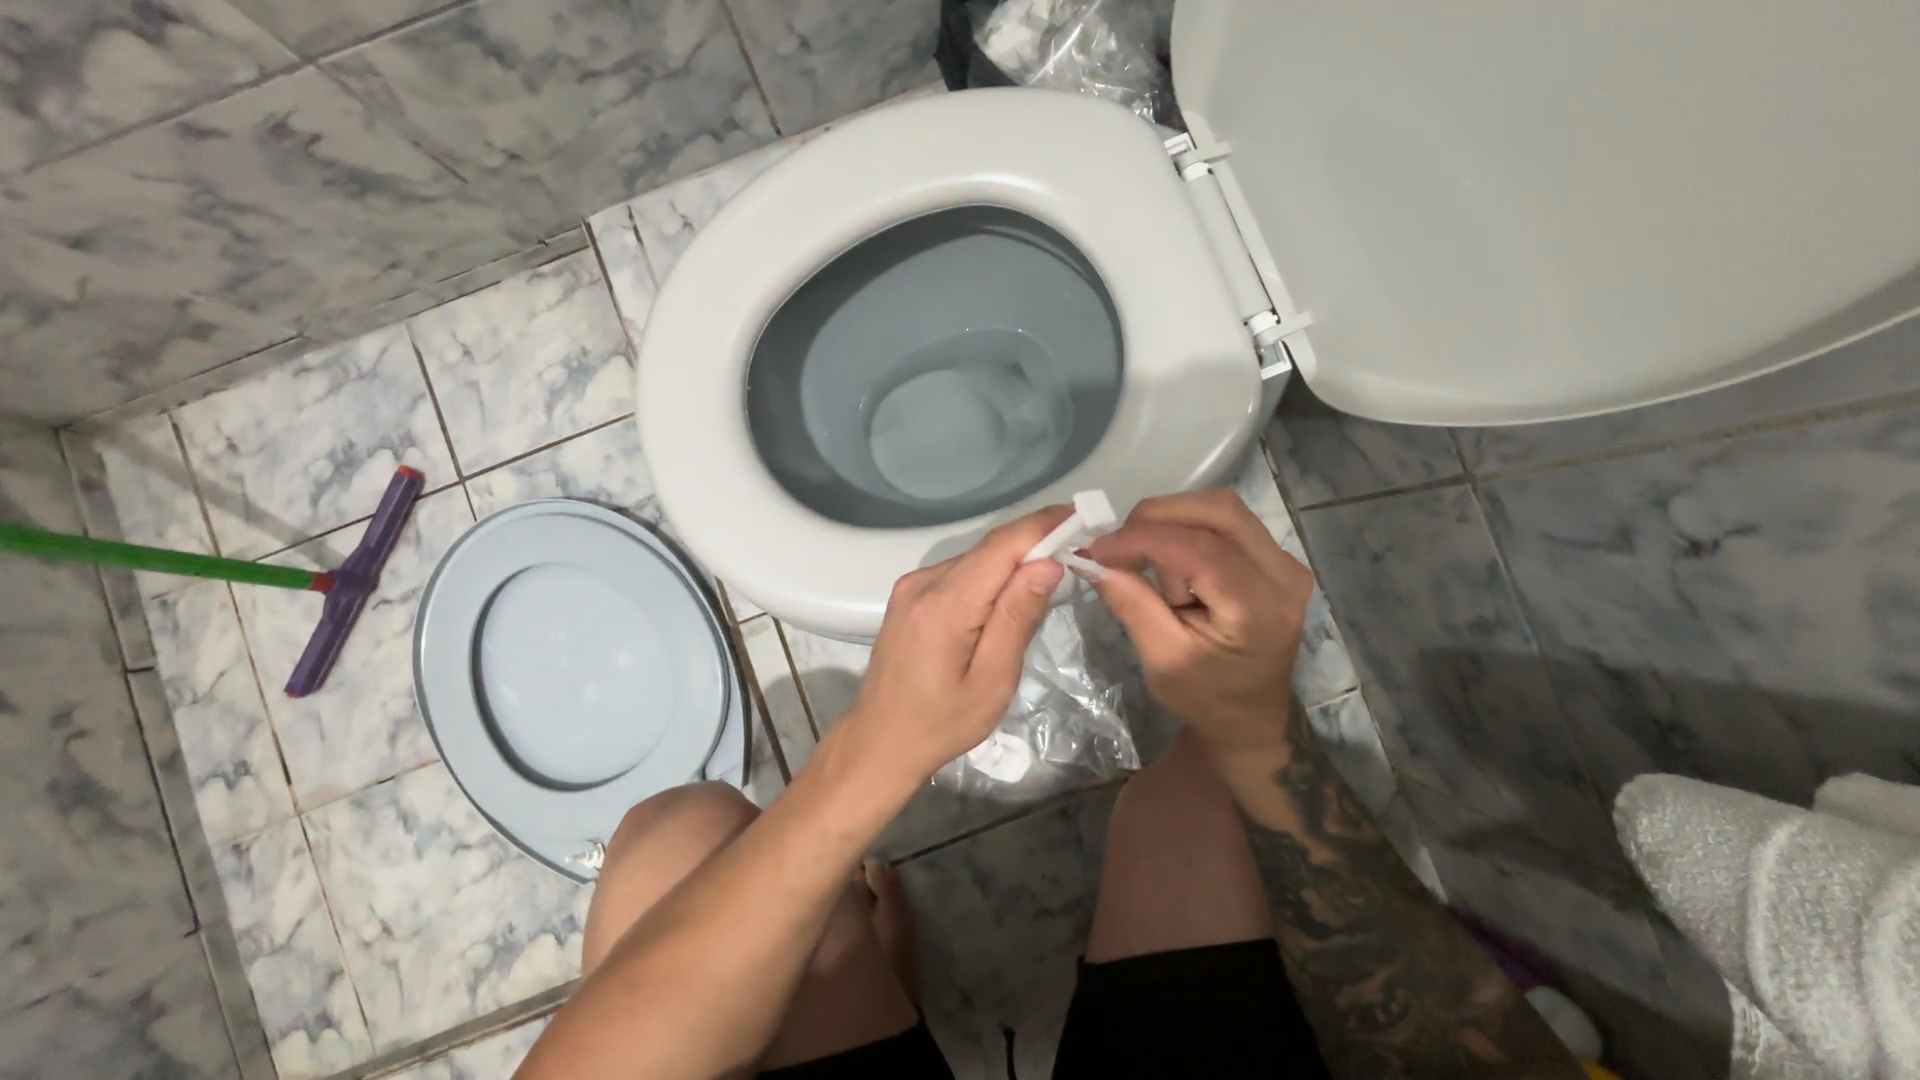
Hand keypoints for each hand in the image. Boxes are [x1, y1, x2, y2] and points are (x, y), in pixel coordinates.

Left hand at [844, 506, 1069, 779]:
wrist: (882, 740)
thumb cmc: (943, 722)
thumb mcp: (993, 679)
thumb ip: (1018, 618)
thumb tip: (1048, 564)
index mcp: (945, 604)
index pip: (1002, 546)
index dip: (1043, 526)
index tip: (1084, 517)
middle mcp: (924, 582)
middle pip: (989, 549)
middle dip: (1036, 541)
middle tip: (1081, 543)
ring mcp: (912, 586)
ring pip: (975, 559)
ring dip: (1014, 560)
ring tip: (1055, 571)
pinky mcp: (910, 595)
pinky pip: (960, 573)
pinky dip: (991, 575)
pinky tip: (1012, 592)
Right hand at [1084, 489, 1314, 755]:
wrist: (1250, 715)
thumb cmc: (1206, 696)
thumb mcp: (1162, 659)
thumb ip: (1132, 603)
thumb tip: (1093, 559)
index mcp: (1258, 611)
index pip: (1198, 550)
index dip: (1142, 540)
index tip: (1096, 547)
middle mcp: (1283, 576)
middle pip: (1219, 512)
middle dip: (1158, 517)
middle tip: (1118, 542)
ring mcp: (1286, 563)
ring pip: (1222, 509)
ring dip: (1173, 523)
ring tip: (1147, 559)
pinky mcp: (1277, 558)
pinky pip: (1227, 522)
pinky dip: (1188, 528)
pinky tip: (1168, 558)